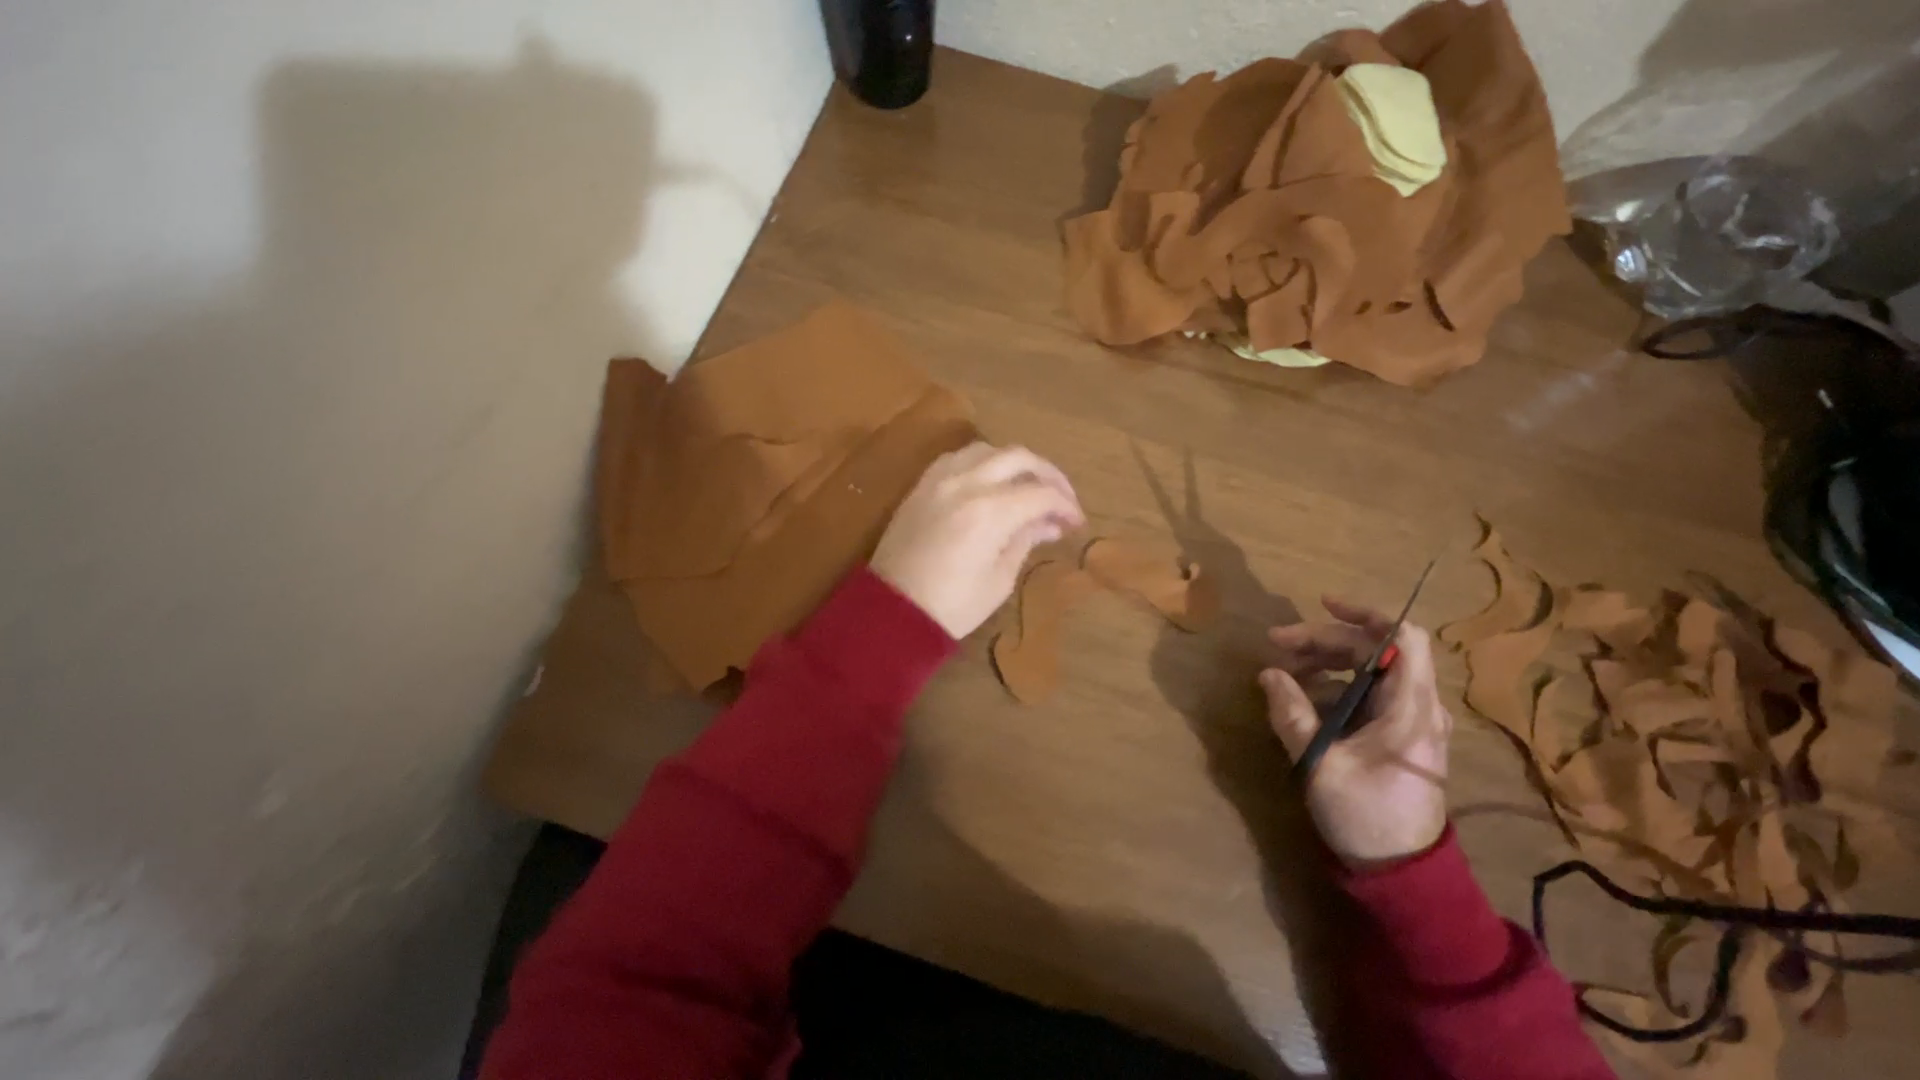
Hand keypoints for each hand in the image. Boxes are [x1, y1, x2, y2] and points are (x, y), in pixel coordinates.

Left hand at [870, 442, 1084, 638]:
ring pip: (987, 450)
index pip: (1041, 493)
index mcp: (990, 512)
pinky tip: (990, 483)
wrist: (891, 612)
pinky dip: (981, 463)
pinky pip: (957, 458)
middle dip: (1048, 474)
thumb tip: (1049, 524)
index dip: (1065, 505)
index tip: (1076, 523)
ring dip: (1013, 463)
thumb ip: (1025, 541)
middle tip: (1061, 499)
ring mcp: (939, 481)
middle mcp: (966, 484)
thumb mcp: (999, 579)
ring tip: (1027, 487)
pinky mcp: (920, 486)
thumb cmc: (952, 606)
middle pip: (1018, 457)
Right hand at [1261, 597, 1450, 869]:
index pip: (1402, 637)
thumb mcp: (1319, 764)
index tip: (1322, 606)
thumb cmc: (1365, 815)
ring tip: (1287, 674)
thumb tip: (1270, 674)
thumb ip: (1292, 714)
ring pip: (1375, 673)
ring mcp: (1416, 724)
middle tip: (1277, 647)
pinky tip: (1308, 702)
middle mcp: (1421, 707)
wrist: (1403, 874)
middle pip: (1378, 651)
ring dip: (1330, 663)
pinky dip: (1340, 688)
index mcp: (1410, 708)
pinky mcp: (1404, 740)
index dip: (1364, 614)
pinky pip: (1374, 697)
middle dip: (1326, 641)